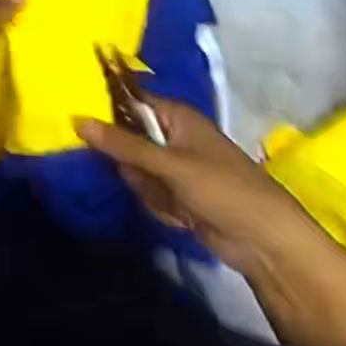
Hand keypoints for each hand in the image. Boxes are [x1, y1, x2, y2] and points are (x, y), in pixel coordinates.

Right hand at [75, 95, 336, 280]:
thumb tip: (77, 120)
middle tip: (144, 175)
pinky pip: (149, 191)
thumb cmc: (223, 189)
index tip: (83, 120)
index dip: (107, 109)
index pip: (130, 101)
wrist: (267, 244)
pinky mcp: (178, 194)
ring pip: (135, 169)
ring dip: (147, 188)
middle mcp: (174, 136)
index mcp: (176, 116)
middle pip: (127, 139)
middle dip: (131, 163)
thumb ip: (122, 144)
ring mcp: (176, 167)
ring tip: (171, 201)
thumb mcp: (169, 164)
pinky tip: (181, 217)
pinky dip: (159, 205)